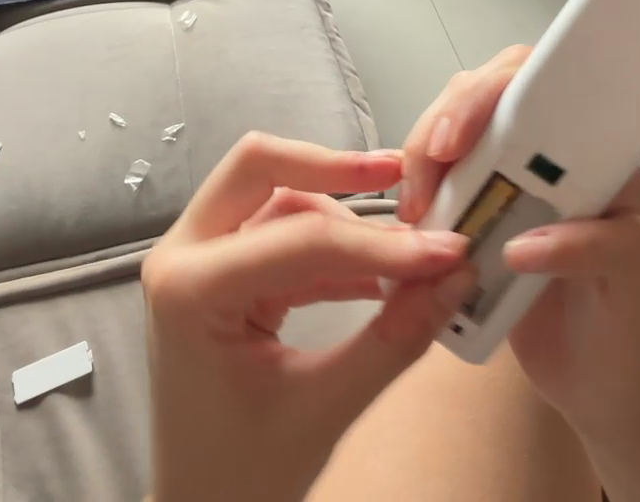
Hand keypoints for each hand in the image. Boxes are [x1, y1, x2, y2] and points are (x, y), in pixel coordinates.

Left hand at [144, 132, 476, 501]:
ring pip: (276, 197)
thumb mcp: (324, 409)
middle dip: (334, 168)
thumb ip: (394, 340)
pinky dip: (332, 247)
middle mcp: (183, 253)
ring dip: (342, 214)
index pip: (298, 238)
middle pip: (258, 167)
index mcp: (190, 288)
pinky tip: (382, 273)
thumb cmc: (241, 473)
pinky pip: (280, 233)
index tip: (446, 249)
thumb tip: (456, 279)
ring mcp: (198, 257)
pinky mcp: (222, 271)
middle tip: (400, 174)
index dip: (381, 243)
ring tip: (407, 245)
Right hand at [398, 47, 639, 433]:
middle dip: (444, 121)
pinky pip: (435, 180)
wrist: (600, 380)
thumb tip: (519, 245)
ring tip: (413, 209)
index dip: (491, 93)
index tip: (458, 140)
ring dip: (421, 159)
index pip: (537, 86)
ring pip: (450, 134)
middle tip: (427, 170)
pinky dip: (415, 191)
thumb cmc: (630, 320)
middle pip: (482, 97)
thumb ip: (593, 251)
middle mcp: (542, 152)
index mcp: (589, 151)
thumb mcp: (637, 278)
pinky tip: (409, 219)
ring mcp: (503, 179)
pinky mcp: (473, 211)